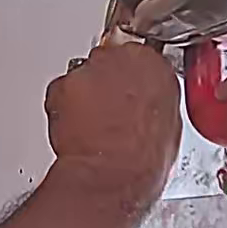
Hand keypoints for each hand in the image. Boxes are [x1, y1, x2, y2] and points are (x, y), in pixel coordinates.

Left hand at [44, 39, 180, 208]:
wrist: (112, 173)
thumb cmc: (142, 156)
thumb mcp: (168, 119)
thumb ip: (153, 96)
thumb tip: (144, 100)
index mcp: (152, 62)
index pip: (136, 54)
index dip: (127, 76)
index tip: (124, 89)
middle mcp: (117, 58)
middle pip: (105, 60)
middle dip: (103, 81)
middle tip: (105, 109)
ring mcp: (86, 70)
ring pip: (80, 75)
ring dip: (82, 93)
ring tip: (90, 123)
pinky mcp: (60, 85)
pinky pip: (58, 91)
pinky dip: (61, 106)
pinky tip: (74, 127)